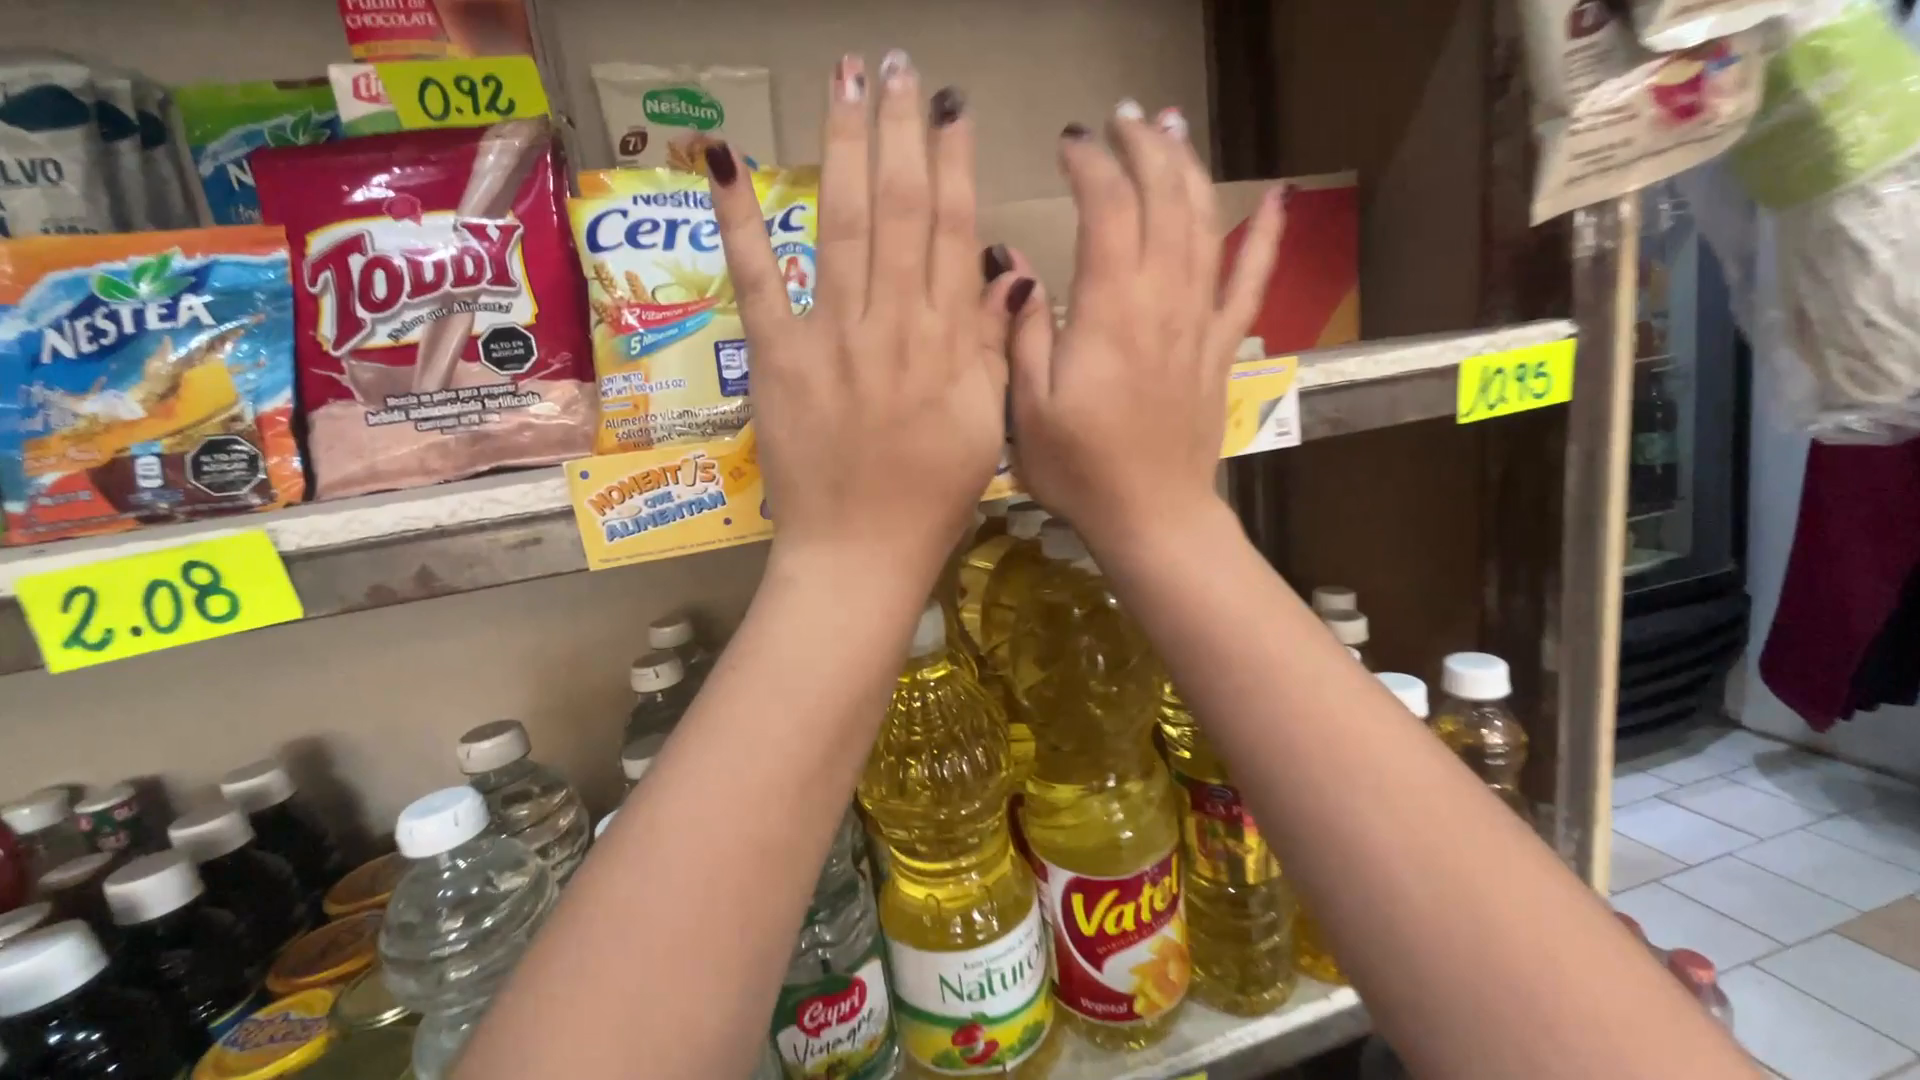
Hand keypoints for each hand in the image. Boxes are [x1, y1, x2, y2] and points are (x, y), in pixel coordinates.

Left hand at [709, 52, 1023, 573]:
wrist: (861, 552)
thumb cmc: (933, 495)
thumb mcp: (986, 424)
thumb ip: (994, 345)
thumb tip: (1010, 270)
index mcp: (948, 343)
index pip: (953, 233)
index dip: (953, 164)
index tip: (953, 109)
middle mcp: (893, 326)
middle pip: (898, 211)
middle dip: (900, 131)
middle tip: (897, 66)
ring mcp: (831, 338)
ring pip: (841, 225)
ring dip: (843, 146)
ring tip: (846, 80)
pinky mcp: (776, 358)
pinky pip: (756, 281)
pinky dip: (739, 221)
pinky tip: (724, 160)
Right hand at [996, 103, 1283, 549]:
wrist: (1152, 517)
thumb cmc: (1080, 470)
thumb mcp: (1026, 408)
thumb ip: (1022, 332)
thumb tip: (1012, 266)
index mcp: (1109, 314)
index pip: (1108, 210)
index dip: (1090, 165)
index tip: (1068, 145)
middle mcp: (1161, 304)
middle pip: (1163, 201)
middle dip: (1143, 148)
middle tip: (1121, 119)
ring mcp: (1198, 323)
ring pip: (1204, 227)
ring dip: (1190, 170)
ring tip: (1172, 129)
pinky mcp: (1220, 348)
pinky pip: (1250, 283)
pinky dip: (1264, 237)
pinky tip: (1273, 198)